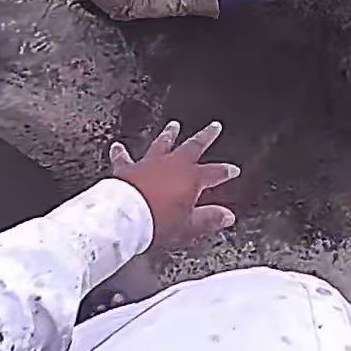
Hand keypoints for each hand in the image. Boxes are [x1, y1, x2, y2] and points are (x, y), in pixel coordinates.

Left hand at [110, 120, 238, 249]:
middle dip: (206, 136)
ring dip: (169, 134)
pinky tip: (117, 146)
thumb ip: (209, 218)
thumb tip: (227, 216)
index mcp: (191, 177)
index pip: (215, 172)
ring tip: (174, 125)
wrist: (124, 218)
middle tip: (214, 126)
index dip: (226, 171)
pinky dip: (121, 153)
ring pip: (163, 143)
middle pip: (194, 145)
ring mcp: (150, 163)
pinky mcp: (128, 169)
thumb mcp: (189, 225)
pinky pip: (124, 158)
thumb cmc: (157, 221)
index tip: (233, 170)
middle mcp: (172, 164)